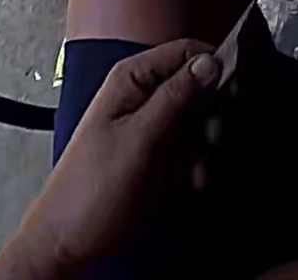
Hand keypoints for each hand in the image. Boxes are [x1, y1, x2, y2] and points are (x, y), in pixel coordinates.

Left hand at [0, 40, 219, 278]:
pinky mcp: (153, 149)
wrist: (66, 247)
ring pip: (194, 114)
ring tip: (202, 165)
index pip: (184, 51)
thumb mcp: (139, 137)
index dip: (210, 65)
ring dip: (204, 138)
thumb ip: (175, 96)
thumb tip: (210, 61)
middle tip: (215, 135)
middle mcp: (141, 93)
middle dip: (209, 109)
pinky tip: (195, 177)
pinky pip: (187, 141)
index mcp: (131, 77)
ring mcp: (147, 122)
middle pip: (192, 82)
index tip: (231, 88)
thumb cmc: (91, 190)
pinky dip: (196, 157)